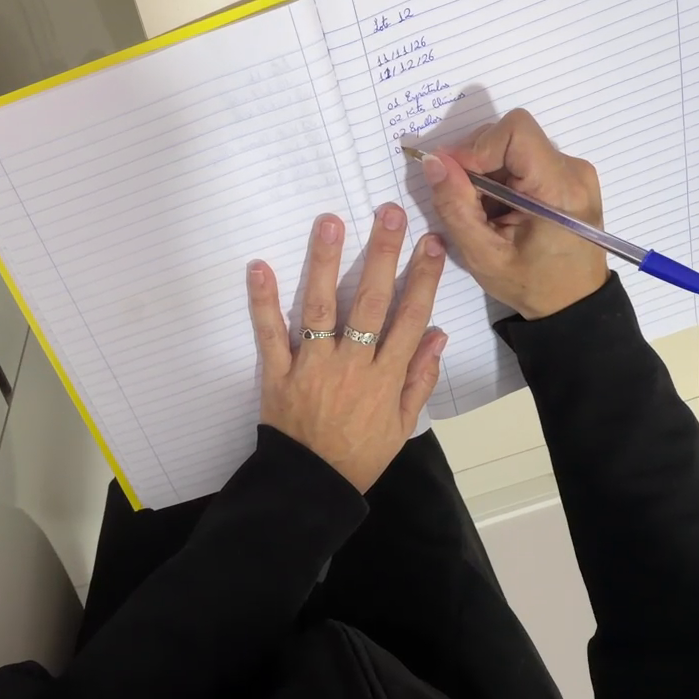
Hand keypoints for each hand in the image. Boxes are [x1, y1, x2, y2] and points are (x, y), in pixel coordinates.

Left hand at [246, 204, 446, 492]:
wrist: (311, 486)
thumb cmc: (360, 455)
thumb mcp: (402, 425)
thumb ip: (420, 378)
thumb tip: (439, 333)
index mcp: (386, 377)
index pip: (410, 318)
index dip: (423, 278)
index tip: (431, 241)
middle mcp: (352, 364)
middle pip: (369, 302)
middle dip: (381, 254)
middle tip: (387, 212)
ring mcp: (312, 365)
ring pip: (320, 308)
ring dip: (325, 263)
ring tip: (330, 222)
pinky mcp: (278, 372)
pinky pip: (270, 334)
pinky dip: (263, 302)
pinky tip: (259, 267)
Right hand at [421, 109, 608, 320]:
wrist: (574, 303)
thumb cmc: (531, 285)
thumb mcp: (483, 255)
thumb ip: (455, 206)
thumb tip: (433, 161)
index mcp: (559, 188)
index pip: (515, 130)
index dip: (478, 147)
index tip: (457, 179)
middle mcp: (573, 170)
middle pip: (511, 137)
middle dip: (478, 164)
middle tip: (467, 204)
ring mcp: (574, 171)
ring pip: (513, 148)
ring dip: (487, 175)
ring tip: (485, 213)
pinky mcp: (568, 176)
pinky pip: (524, 161)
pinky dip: (501, 181)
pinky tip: (500, 211)